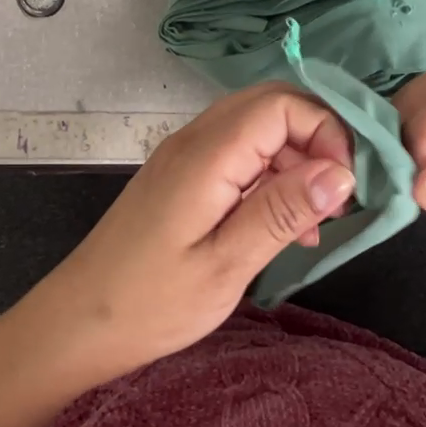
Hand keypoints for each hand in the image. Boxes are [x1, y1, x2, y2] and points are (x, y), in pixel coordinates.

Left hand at [11, 83, 357, 384]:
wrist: (78, 323)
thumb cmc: (150, 303)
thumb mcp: (226, 264)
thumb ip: (281, 211)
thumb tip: (340, 171)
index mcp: (206, 154)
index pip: (281, 104)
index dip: (326, 131)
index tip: (347, 185)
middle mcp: (194, 141)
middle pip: (270, 107)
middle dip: (317, 142)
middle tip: (339, 198)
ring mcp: (185, 158)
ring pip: (256, 132)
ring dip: (296, 164)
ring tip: (317, 222)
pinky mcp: (182, 179)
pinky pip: (237, 158)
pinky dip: (270, 180)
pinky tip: (286, 228)